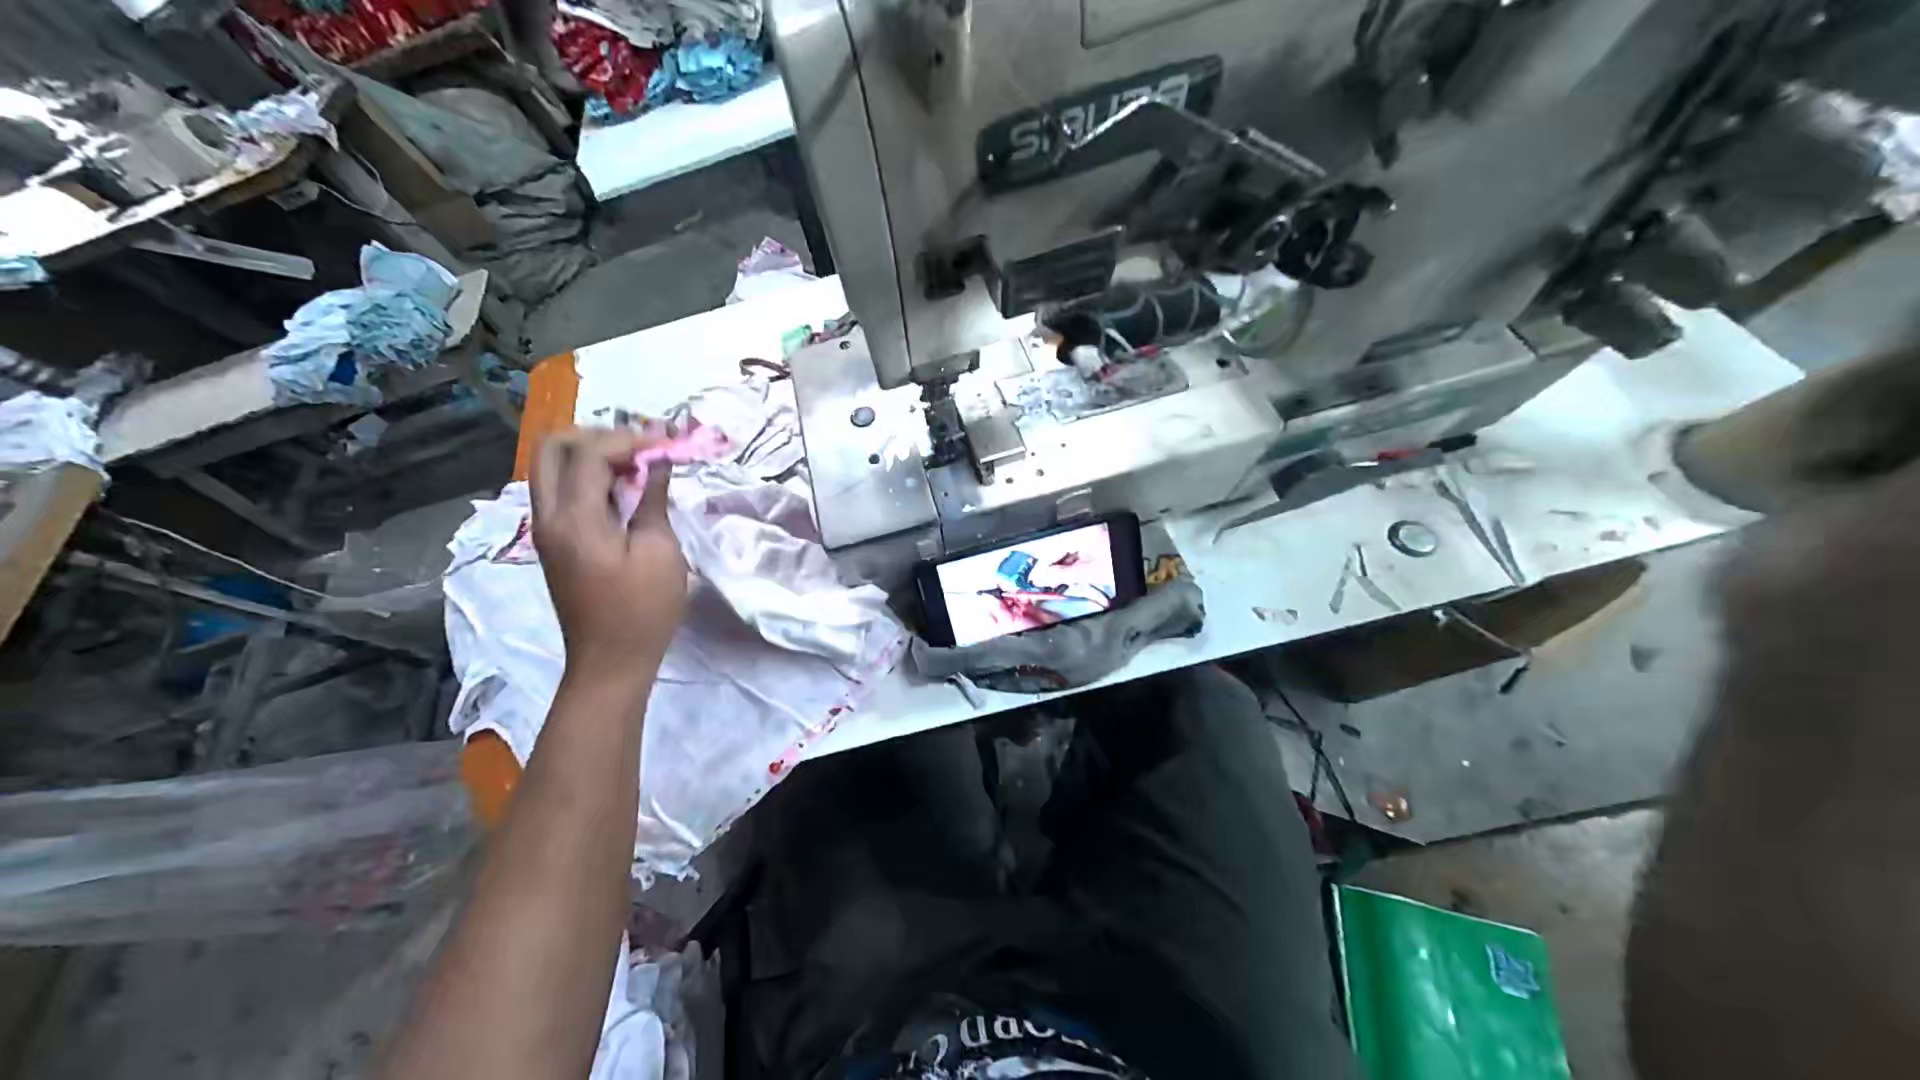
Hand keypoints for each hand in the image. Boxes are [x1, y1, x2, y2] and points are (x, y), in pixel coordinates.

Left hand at [531, 427, 688, 687]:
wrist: (610, 662)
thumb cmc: (642, 611)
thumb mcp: (660, 552)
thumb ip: (652, 500)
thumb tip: (656, 464)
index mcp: (573, 519)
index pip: (590, 453)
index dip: (631, 439)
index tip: (667, 444)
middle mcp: (548, 517)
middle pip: (552, 448)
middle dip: (598, 436)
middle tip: (640, 448)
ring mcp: (546, 530)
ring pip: (552, 467)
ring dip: (591, 455)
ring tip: (636, 466)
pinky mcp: (555, 542)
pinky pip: (561, 490)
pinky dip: (588, 477)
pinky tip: (623, 490)